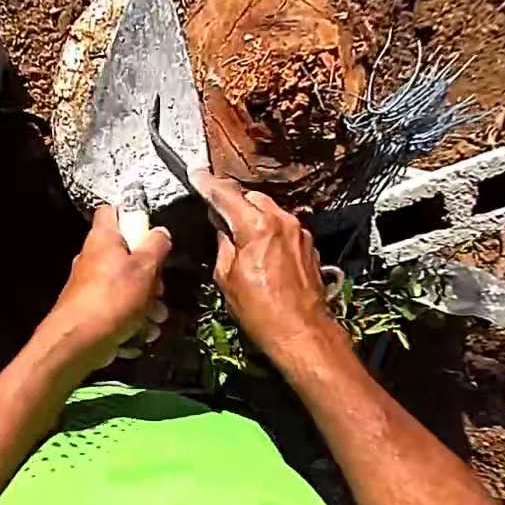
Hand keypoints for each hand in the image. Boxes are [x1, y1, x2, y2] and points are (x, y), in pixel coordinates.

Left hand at [35, 205, 171, 372]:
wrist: (78, 342)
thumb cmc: (114, 298)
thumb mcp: (145, 267)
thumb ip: (156, 246)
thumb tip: (160, 233)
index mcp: (102, 239)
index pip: (111, 211)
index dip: (131, 215)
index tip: (149, 233)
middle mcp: (92, 258)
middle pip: (126, 254)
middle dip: (149, 273)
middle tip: (158, 288)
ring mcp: (89, 286)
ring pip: (125, 285)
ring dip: (146, 301)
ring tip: (156, 318)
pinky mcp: (90, 311)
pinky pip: (117, 308)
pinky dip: (132, 319)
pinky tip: (143, 333)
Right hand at [205, 177, 339, 363]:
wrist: (301, 331)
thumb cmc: (261, 311)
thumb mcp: (226, 277)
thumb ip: (223, 243)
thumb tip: (221, 225)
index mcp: (257, 227)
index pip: (226, 195)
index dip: (208, 183)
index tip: (196, 173)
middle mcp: (282, 222)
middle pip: (251, 197)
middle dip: (232, 201)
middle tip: (214, 211)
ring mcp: (299, 232)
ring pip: (269, 210)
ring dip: (251, 216)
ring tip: (237, 234)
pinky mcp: (308, 245)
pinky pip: (282, 227)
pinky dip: (268, 230)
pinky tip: (259, 248)